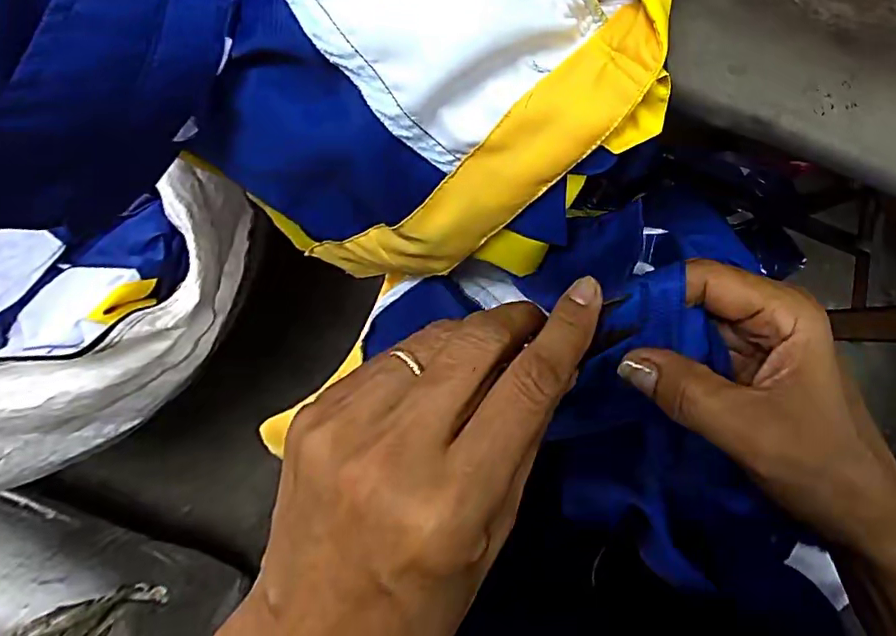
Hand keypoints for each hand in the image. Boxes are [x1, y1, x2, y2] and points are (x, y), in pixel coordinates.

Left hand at [220, 278, 602, 635]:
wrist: (308, 633)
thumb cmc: (426, 591)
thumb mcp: (499, 522)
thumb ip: (529, 433)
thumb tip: (561, 361)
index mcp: (452, 496)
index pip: (526, 384)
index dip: (565, 330)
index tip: (587, 292)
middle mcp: (393, 455)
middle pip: (476, 343)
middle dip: (517, 320)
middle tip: (535, 324)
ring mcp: (343, 430)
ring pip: (434, 337)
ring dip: (472, 336)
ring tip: (483, 355)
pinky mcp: (311, 417)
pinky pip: (391, 354)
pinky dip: (425, 356)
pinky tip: (430, 381)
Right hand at [615, 260, 895, 549]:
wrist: (862, 510)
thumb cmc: (818, 463)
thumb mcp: (747, 429)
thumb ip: (686, 390)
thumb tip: (624, 357)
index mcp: (786, 310)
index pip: (712, 279)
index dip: (661, 289)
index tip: (610, 313)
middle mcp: (776, 314)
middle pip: (705, 298)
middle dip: (657, 314)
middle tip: (599, 334)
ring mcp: (766, 341)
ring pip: (702, 326)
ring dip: (662, 339)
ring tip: (607, 350)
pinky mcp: (756, 370)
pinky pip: (708, 355)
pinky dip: (677, 363)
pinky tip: (641, 372)